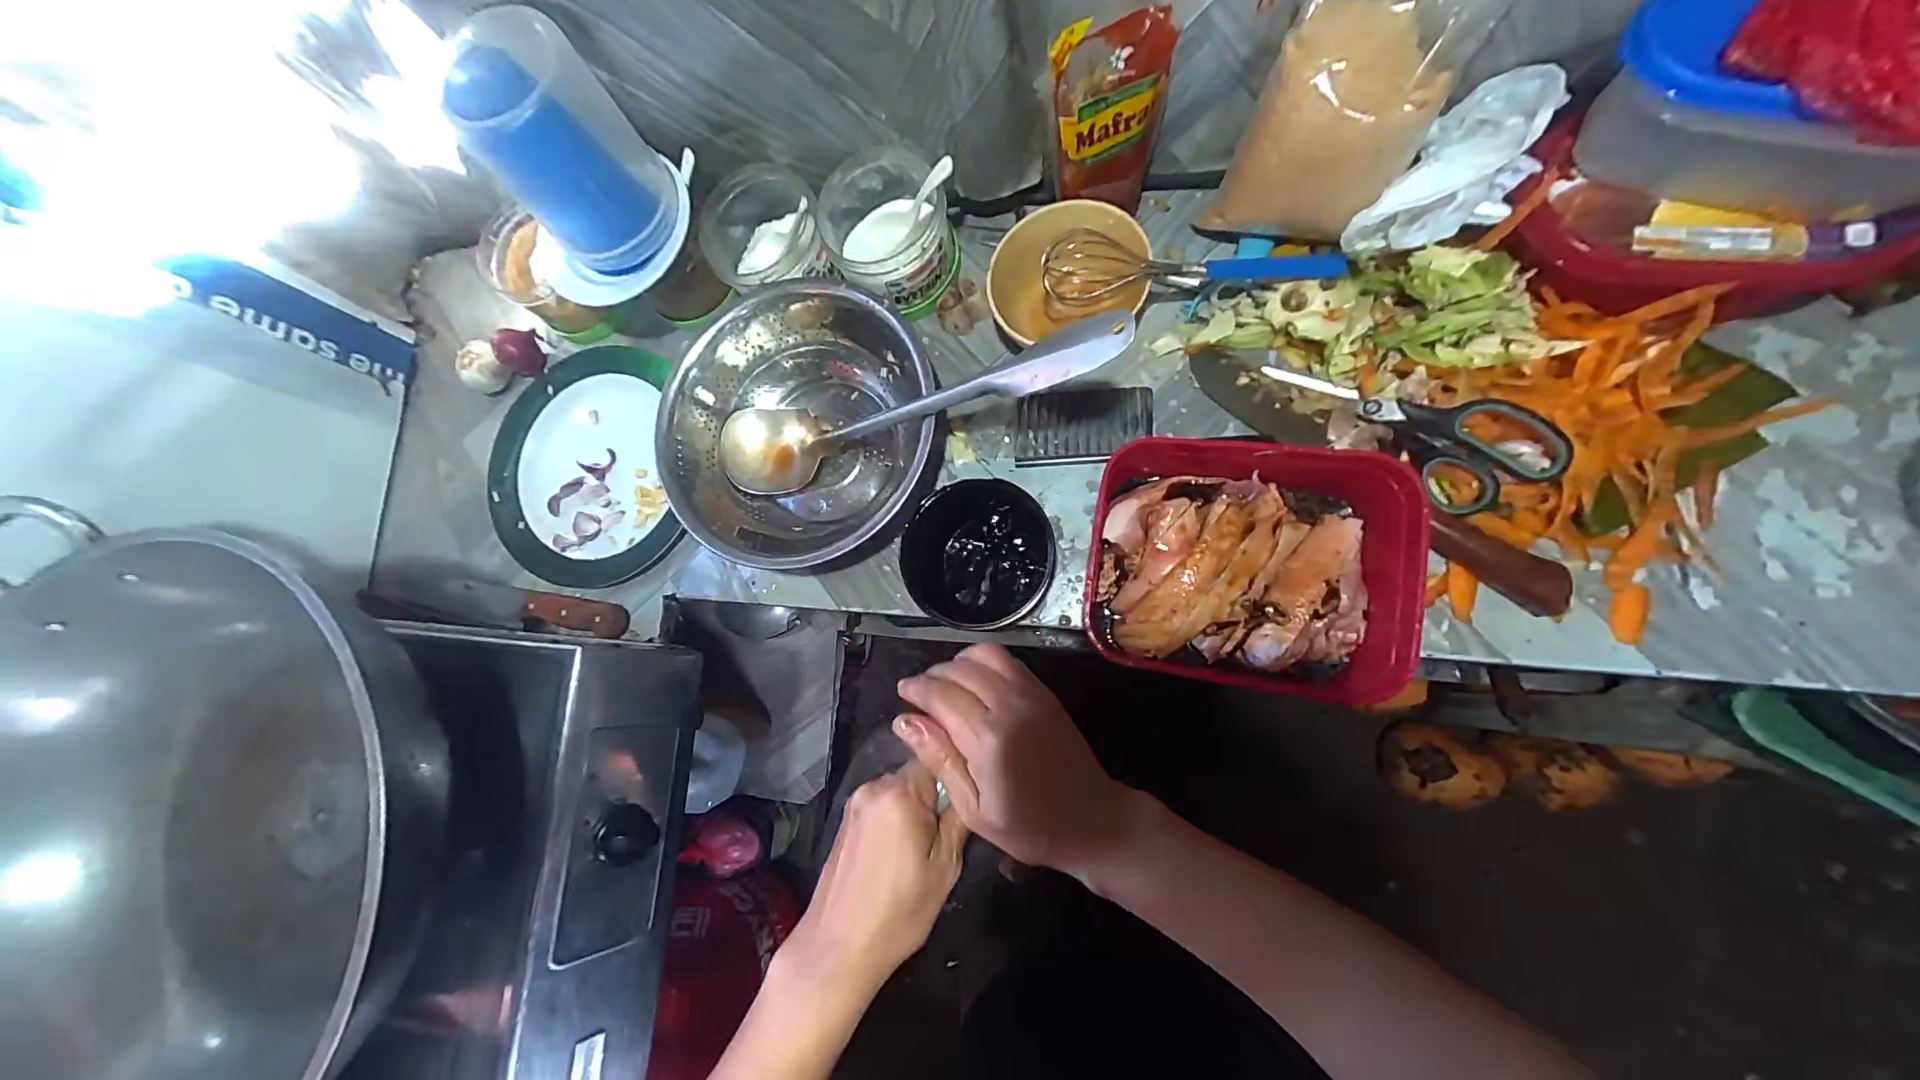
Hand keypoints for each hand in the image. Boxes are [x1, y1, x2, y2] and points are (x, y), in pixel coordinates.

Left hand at [780, 762, 967, 994]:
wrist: (837, 948)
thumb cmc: (899, 911)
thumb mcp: (945, 868)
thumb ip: (959, 820)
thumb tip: (970, 792)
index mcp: (899, 792)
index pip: (937, 760)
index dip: (954, 782)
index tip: (962, 806)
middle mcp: (873, 786)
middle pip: (916, 775)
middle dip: (932, 798)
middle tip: (943, 835)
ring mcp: (855, 803)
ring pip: (898, 792)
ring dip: (912, 810)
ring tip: (920, 849)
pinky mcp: (844, 821)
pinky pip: (881, 807)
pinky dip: (893, 821)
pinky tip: (897, 854)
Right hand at [894, 644, 1137, 877]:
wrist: (1091, 820)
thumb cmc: (1028, 827)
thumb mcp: (973, 809)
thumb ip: (940, 759)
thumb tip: (905, 721)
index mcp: (988, 739)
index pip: (941, 694)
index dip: (916, 688)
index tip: (903, 692)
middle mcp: (1009, 706)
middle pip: (959, 669)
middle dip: (932, 675)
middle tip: (920, 693)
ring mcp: (1031, 694)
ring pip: (985, 655)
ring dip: (959, 662)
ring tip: (948, 684)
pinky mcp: (1044, 692)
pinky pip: (1008, 661)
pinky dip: (984, 662)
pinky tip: (976, 682)